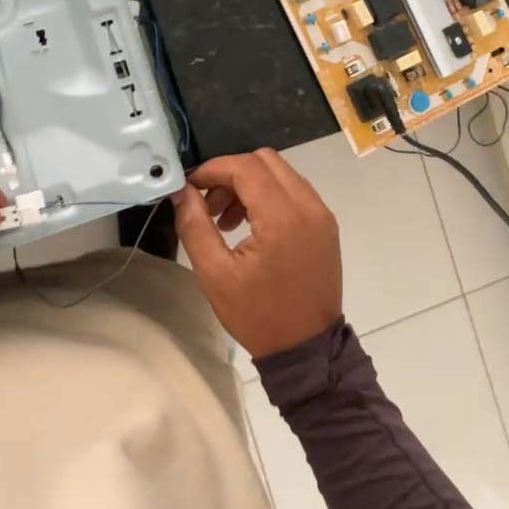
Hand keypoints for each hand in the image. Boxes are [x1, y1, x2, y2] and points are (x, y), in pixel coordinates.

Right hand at [172, 149, 341, 358]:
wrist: (307, 348)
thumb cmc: (258, 315)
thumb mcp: (215, 274)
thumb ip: (195, 225)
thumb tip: (181, 191)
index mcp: (283, 216)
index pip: (245, 167)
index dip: (213, 169)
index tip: (191, 188)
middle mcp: (308, 205)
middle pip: (265, 161)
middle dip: (231, 174)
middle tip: (208, 205)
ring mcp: (322, 214)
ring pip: (282, 173)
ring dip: (250, 184)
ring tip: (225, 221)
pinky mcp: (326, 225)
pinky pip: (295, 192)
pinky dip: (270, 196)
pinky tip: (251, 227)